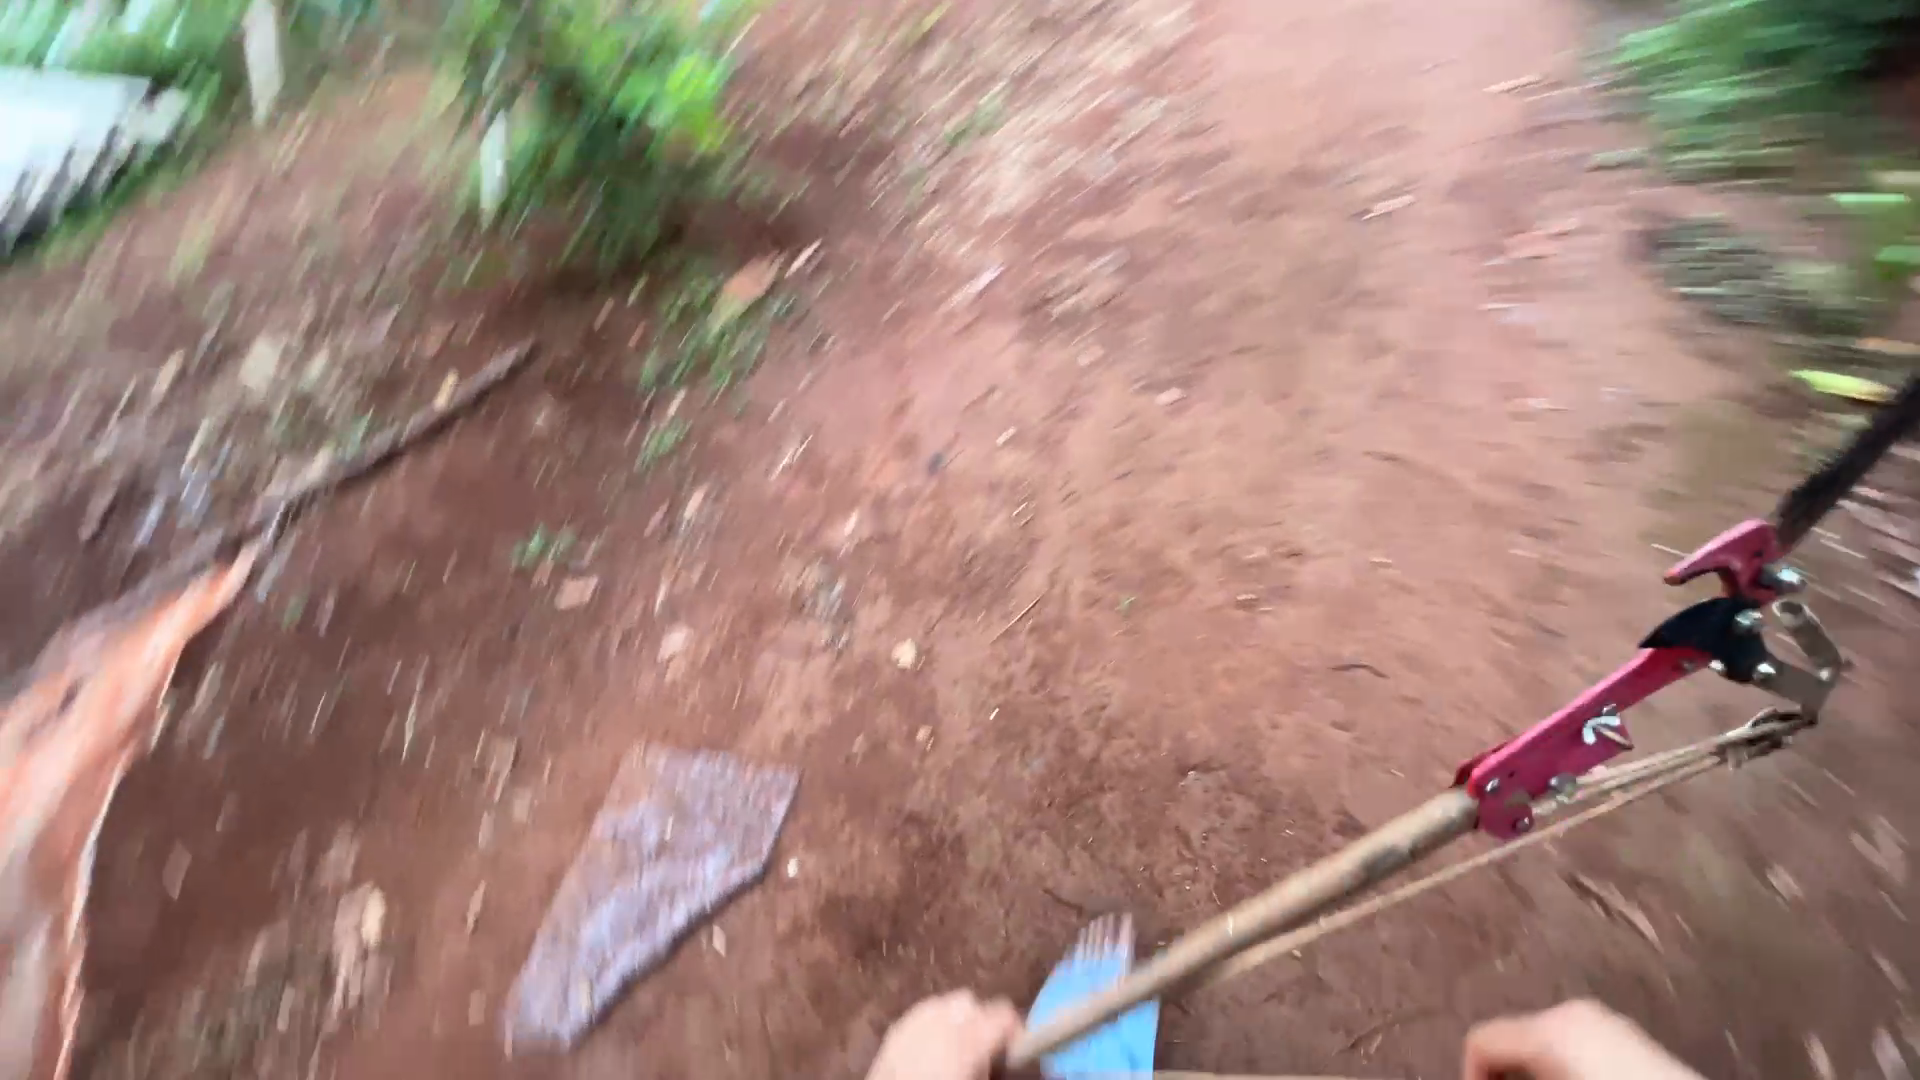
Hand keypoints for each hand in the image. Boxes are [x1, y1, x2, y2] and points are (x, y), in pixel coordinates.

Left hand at [866, 990, 1023, 1079]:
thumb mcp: (976, 1077)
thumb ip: (994, 1063)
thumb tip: (1007, 1056)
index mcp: (969, 1035)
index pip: (1004, 1013)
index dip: (1014, 1030)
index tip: (1016, 1050)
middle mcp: (944, 1016)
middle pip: (972, 1003)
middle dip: (980, 1024)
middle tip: (982, 1057)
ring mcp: (917, 1015)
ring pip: (947, 1004)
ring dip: (956, 1022)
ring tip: (955, 1053)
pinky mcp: (898, 1024)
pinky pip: (924, 1014)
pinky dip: (932, 1026)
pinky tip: (930, 1050)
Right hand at [1463, 1000, 1704, 1079]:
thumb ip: (1511, 1077)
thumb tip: (1484, 1077)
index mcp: (1549, 1028)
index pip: (1481, 1039)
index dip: (1471, 1071)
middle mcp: (1570, 1012)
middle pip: (1514, 1036)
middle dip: (1507, 1071)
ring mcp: (1607, 1020)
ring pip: (1546, 1039)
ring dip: (1536, 1069)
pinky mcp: (1633, 1036)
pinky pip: (1578, 1043)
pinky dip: (1566, 1064)